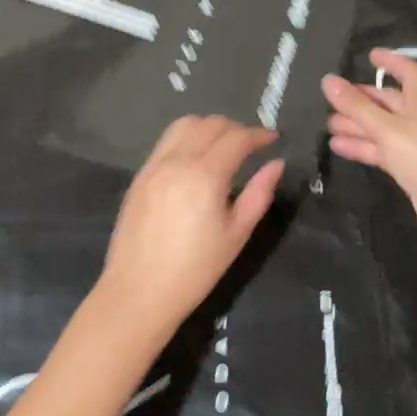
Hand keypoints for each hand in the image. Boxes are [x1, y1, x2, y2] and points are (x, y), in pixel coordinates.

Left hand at [96, 116, 284, 330]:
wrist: (139, 291)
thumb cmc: (195, 270)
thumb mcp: (236, 235)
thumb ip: (258, 194)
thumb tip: (276, 164)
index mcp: (205, 175)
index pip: (236, 138)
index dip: (258, 135)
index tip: (273, 140)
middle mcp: (177, 161)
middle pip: (210, 124)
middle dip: (235, 128)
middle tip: (251, 145)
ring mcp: (154, 166)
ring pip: (183, 125)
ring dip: (208, 127)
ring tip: (223, 146)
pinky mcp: (140, 176)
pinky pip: (166, 142)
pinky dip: (186, 139)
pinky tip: (195, 160)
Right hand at [322, 49, 416, 246]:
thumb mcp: (388, 129)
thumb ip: (357, 107)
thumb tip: (328, 80)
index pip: (409, 73)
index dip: (392, 62)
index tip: (370, 56)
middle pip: (389, 103)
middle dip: (362, 100)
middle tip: (332, 100)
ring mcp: (414, 146)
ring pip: (381, 129)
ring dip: (357, 125)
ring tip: (329, 125)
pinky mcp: (409, 170)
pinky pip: (381, 152)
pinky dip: (362, 147)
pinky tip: (339, 147)